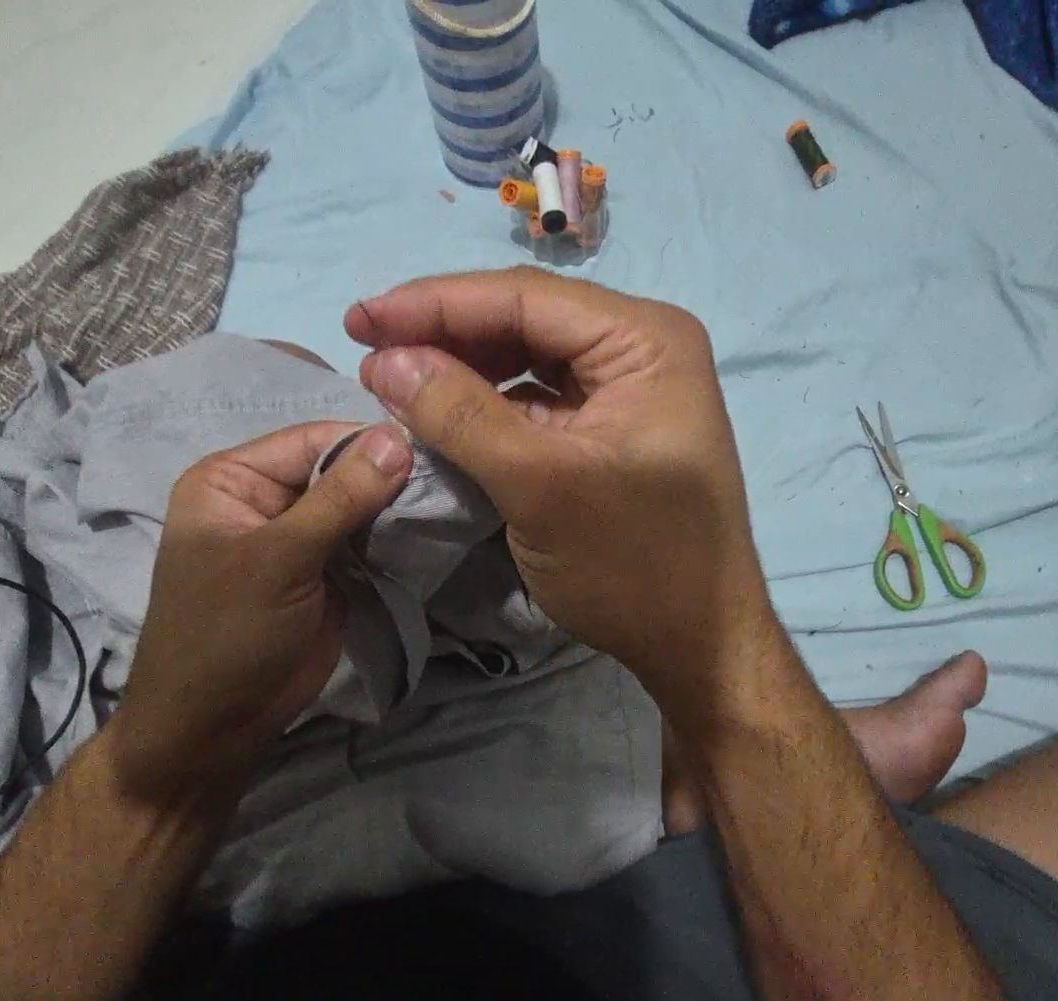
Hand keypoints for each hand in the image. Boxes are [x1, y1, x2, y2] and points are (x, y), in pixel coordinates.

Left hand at [110, 421, 412, 806]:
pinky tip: (431, 532)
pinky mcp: (330, 571)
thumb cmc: (228, 633)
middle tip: (448, 479)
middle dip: (389, 476)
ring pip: (361, 506)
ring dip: (399, 508)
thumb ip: (339, 498)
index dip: (368, 442)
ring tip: (447, 504)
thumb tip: (398, 438)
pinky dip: (397, 539)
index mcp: (234, 479)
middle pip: (341, 469)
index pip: (312, 440)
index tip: (430, 449)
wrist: (218, 725)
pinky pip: (369, 541)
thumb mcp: (279, 558)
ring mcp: (302, 538)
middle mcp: (268, 499)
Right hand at [348, 268, 775, 707]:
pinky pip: (541, 403)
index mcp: (646, 342)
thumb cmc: (634, 565)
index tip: (358, 318)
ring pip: (530, 362)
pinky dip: (490, 408)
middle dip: (446, 334)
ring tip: (394, 380)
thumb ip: (461, 416)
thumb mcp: (541, 486)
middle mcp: (644, 351)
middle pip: (527, 322)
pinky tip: (444, 415)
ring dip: (464, 370)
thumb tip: (385, 360)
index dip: (435, 303)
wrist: (699, 645)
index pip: (525, 298)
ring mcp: (632, 393)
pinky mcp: (615, 433)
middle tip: (366, 347)